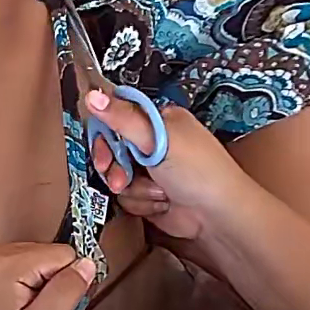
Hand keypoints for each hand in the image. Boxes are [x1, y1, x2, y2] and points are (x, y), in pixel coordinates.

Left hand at [0, 242, 97, 309]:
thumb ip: (69, 289)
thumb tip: (88, 263)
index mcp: (7, 264)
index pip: (64, 254)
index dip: (69, 282)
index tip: (58, 306)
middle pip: (56, 254)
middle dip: (60, 282)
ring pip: (50, 258)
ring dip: (51, 284)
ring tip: (37, 309)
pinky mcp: (1, 263)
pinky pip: (39, 263)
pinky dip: (42, 283)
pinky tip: (31, 303)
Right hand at [86, 89, 257, 242]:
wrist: (216, 215)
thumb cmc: (198, 170)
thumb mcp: (157, 139)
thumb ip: (122, 118)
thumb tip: (93, 94)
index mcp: (158, 121)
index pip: (116, 120)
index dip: (105, 138)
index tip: (104, 153)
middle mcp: (154, 145)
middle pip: (113, 152)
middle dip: (117, 170)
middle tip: (122, 179)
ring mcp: (152, 172)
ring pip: (118, 179)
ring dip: (136, 190)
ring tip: (159, 193)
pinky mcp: (150, 196)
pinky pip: (128, 199)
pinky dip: (144, 204)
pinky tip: (164, 204)